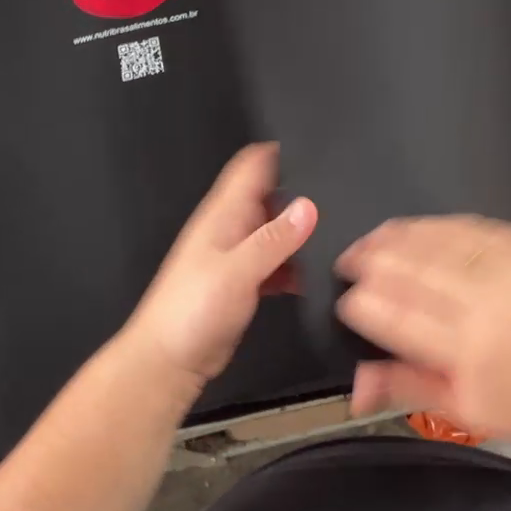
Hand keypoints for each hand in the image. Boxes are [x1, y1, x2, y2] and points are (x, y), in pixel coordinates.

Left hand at [116, 144, 316, 394]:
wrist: (170, 360)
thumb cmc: (191, 311)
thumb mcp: (237, 270)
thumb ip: (273, 239)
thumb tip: (308, 206)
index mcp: (223, 214)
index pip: (252, 166)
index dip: (280, 152)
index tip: (317, 149)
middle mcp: (231, 228)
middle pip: (270, 197)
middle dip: (301, 195)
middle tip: (341, 197)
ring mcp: (237, 256)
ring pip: (276, 232)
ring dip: (299, 234)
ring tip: (338, 236)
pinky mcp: (245, 283)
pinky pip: (276, 264)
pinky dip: (293, 267)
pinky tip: (314, 276)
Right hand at [337, 216, 510, 451]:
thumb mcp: (467, 411)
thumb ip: (406, 388)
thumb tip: (353, 385)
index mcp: (468, 352)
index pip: (394, 317)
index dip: (361, 303)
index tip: (344, 297)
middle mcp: (487, 306)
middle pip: (410, 271)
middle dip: (370, 261)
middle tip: (348, 260)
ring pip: (437, 242)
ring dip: (396, 237)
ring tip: (373, 239)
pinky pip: (473, 228)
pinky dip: (437, 226)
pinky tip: (418, 229)